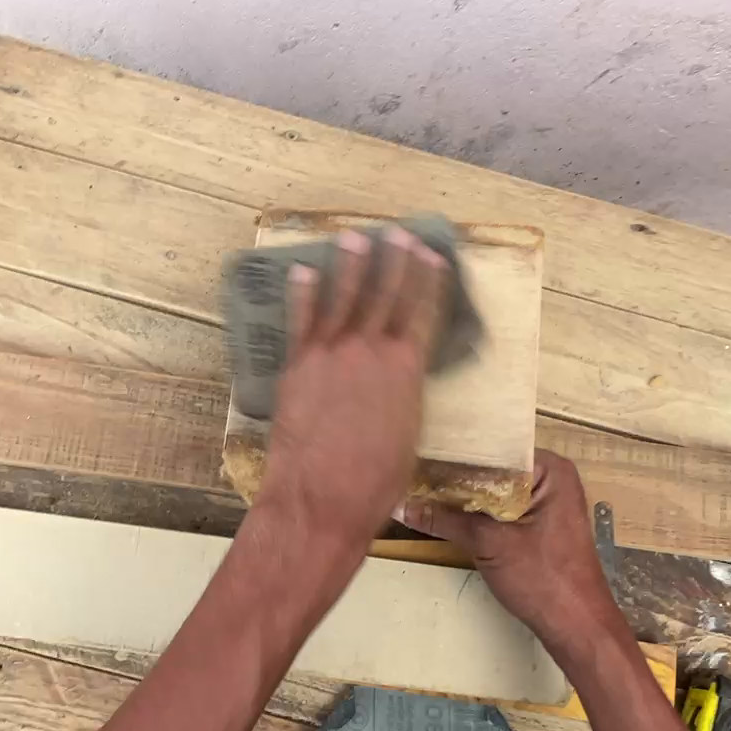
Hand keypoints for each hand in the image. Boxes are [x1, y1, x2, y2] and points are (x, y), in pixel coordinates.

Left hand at [254, 227, 446, 561]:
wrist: (321, 496)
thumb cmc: (374, 481)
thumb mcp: (407, 436)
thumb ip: (402, 398)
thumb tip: (396, 383)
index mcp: (407, 370)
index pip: (422, 313)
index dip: (428, 281)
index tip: (432, 255)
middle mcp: (372, 353)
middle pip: (385, 296)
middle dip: (394, 262)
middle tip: (398, 234)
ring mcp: (331, 355)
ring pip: (343, 299)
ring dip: (349, 266)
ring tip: (354, 238)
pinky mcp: (298, 365)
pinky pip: (300, 320)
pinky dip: (301, 294)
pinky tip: (301, 271)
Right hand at [395, 452, 623, 655]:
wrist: (576, 628)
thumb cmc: (543, 579)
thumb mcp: (488, 543)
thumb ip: (443, 519)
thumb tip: (399, 504)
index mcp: (550, 469)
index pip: (492, 448)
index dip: (454, 453)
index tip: (417, 454)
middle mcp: (549, 477)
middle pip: (490, 468)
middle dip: (453, 474)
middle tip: (410, 470)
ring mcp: (543, 501)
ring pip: (491, 488)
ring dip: (460, 494)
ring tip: (417, 486)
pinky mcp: (534, 523)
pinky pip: (496, 506)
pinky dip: (473, 510)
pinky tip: (441, 509)